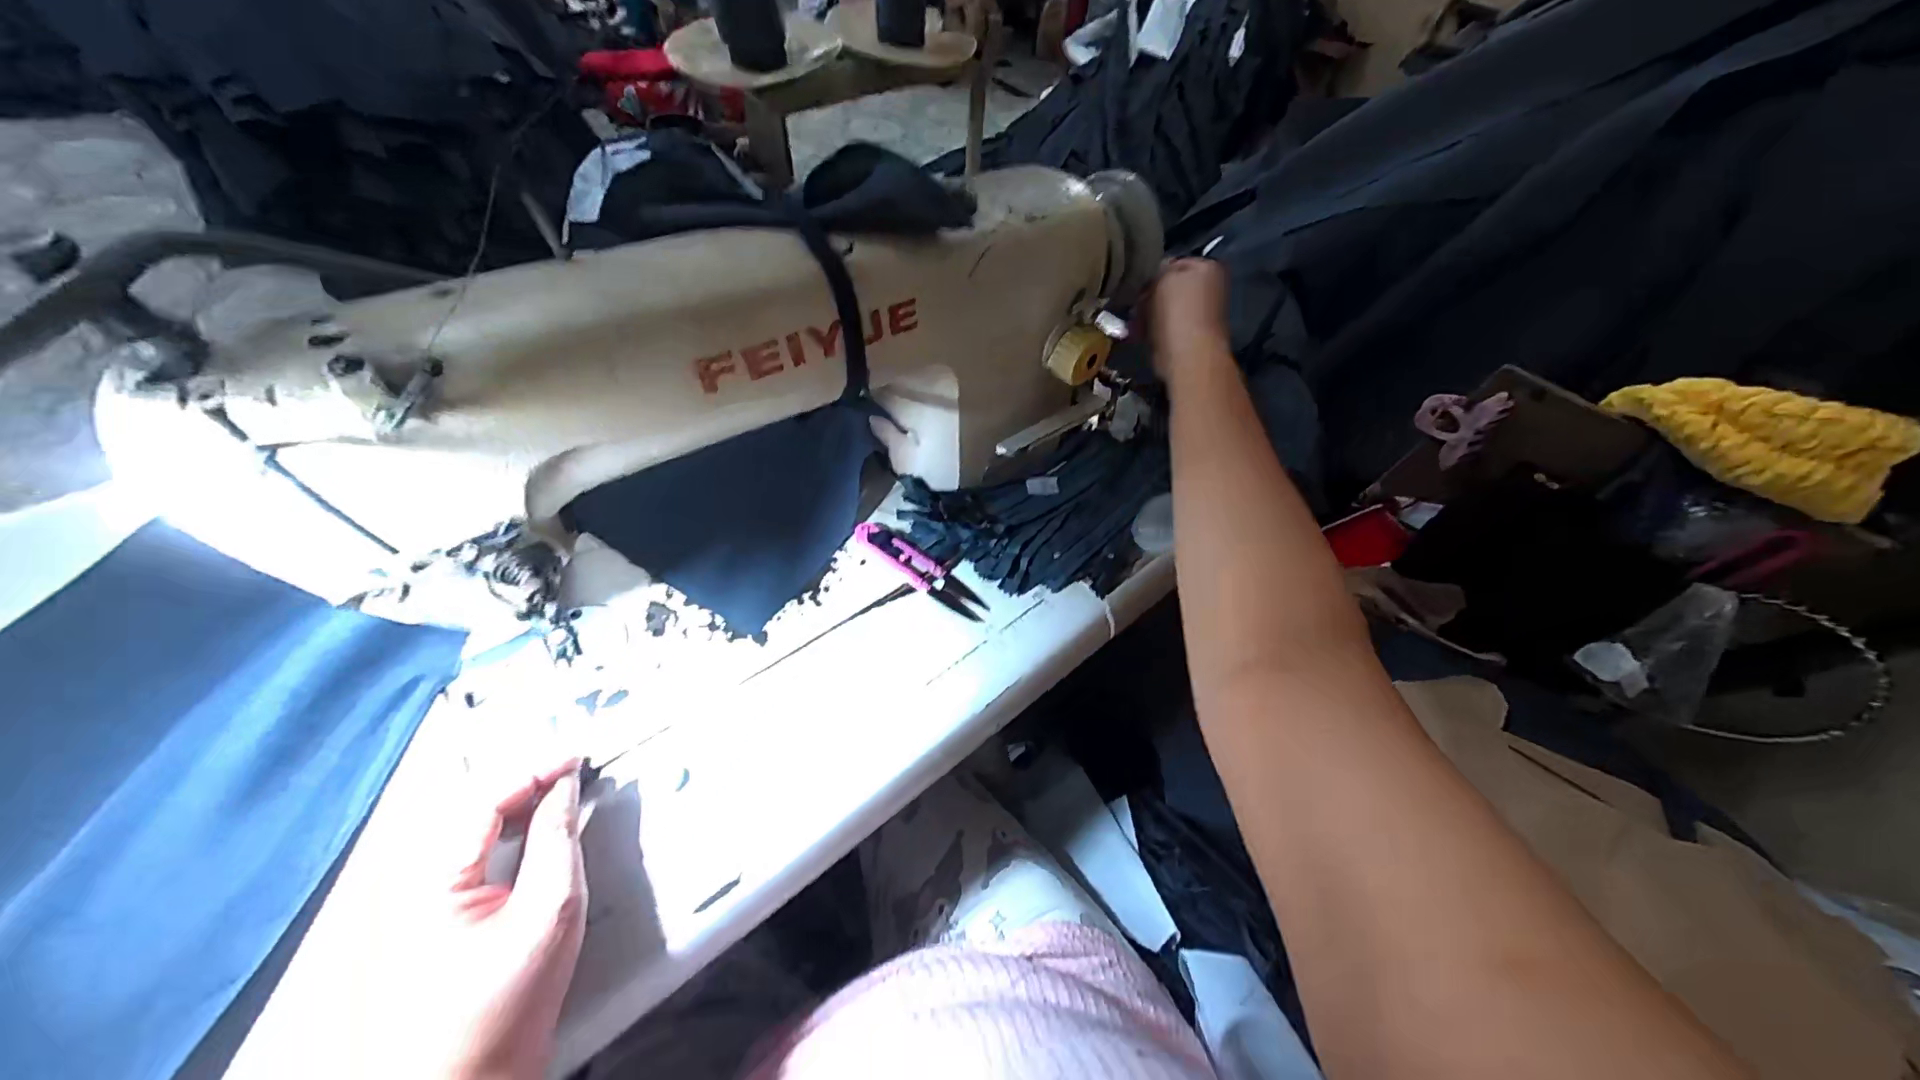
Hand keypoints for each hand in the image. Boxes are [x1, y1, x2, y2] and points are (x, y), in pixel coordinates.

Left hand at [412, 759, 589, 1079]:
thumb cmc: (502, 1009)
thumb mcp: (550, 913)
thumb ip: (558, 838)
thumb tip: (564, 787)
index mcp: (426, 877)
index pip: (485, 793)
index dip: (537, 765)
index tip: (578, 755)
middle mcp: (398, 877)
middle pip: (461, 795)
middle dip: (518, 770)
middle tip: (567, 764)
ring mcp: (397, 894)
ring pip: (454, 814)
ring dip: (505, 792)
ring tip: (552, 785)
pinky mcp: (407, 909)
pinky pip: (451, 841)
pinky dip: (491, 820)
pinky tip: (521, 821)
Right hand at [1144, 257, 1230, 378]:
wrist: (1188, 357)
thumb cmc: (1177, 313)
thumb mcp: (1164, 278)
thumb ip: (1159, 268)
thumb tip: (1154, 275)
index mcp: (1208, 267)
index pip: (1172, 262)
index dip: (1151, 273)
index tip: (1137, 286)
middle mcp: (1209, 287)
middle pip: (1168, 286)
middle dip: (1149, 295)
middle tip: (1134, 305)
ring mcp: (1200, 312)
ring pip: (1163, 306)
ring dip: (1147, 313)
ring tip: (1135, 322)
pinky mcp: (1189, 334)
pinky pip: (1164, 325)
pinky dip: (1151, 328)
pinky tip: (1140, 333)